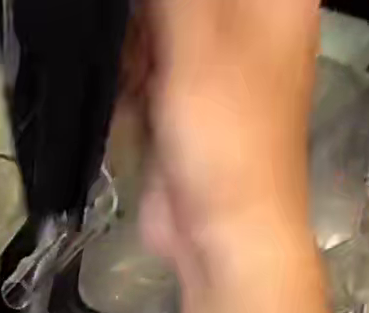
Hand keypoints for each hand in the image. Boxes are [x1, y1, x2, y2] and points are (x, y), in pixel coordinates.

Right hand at [137, 0, 321, 285]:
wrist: (219, 234)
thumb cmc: (226, 136)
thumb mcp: (200, 41)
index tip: (146, 13)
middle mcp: (242, 19)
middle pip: (175, 0)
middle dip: (144, 14)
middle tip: (136, 44)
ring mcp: (206, 65)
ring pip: (153, 26)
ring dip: (129, 43)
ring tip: (136, 77)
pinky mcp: (174, 105)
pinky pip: (140, 69)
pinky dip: (125, 78)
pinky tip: (126, 93)